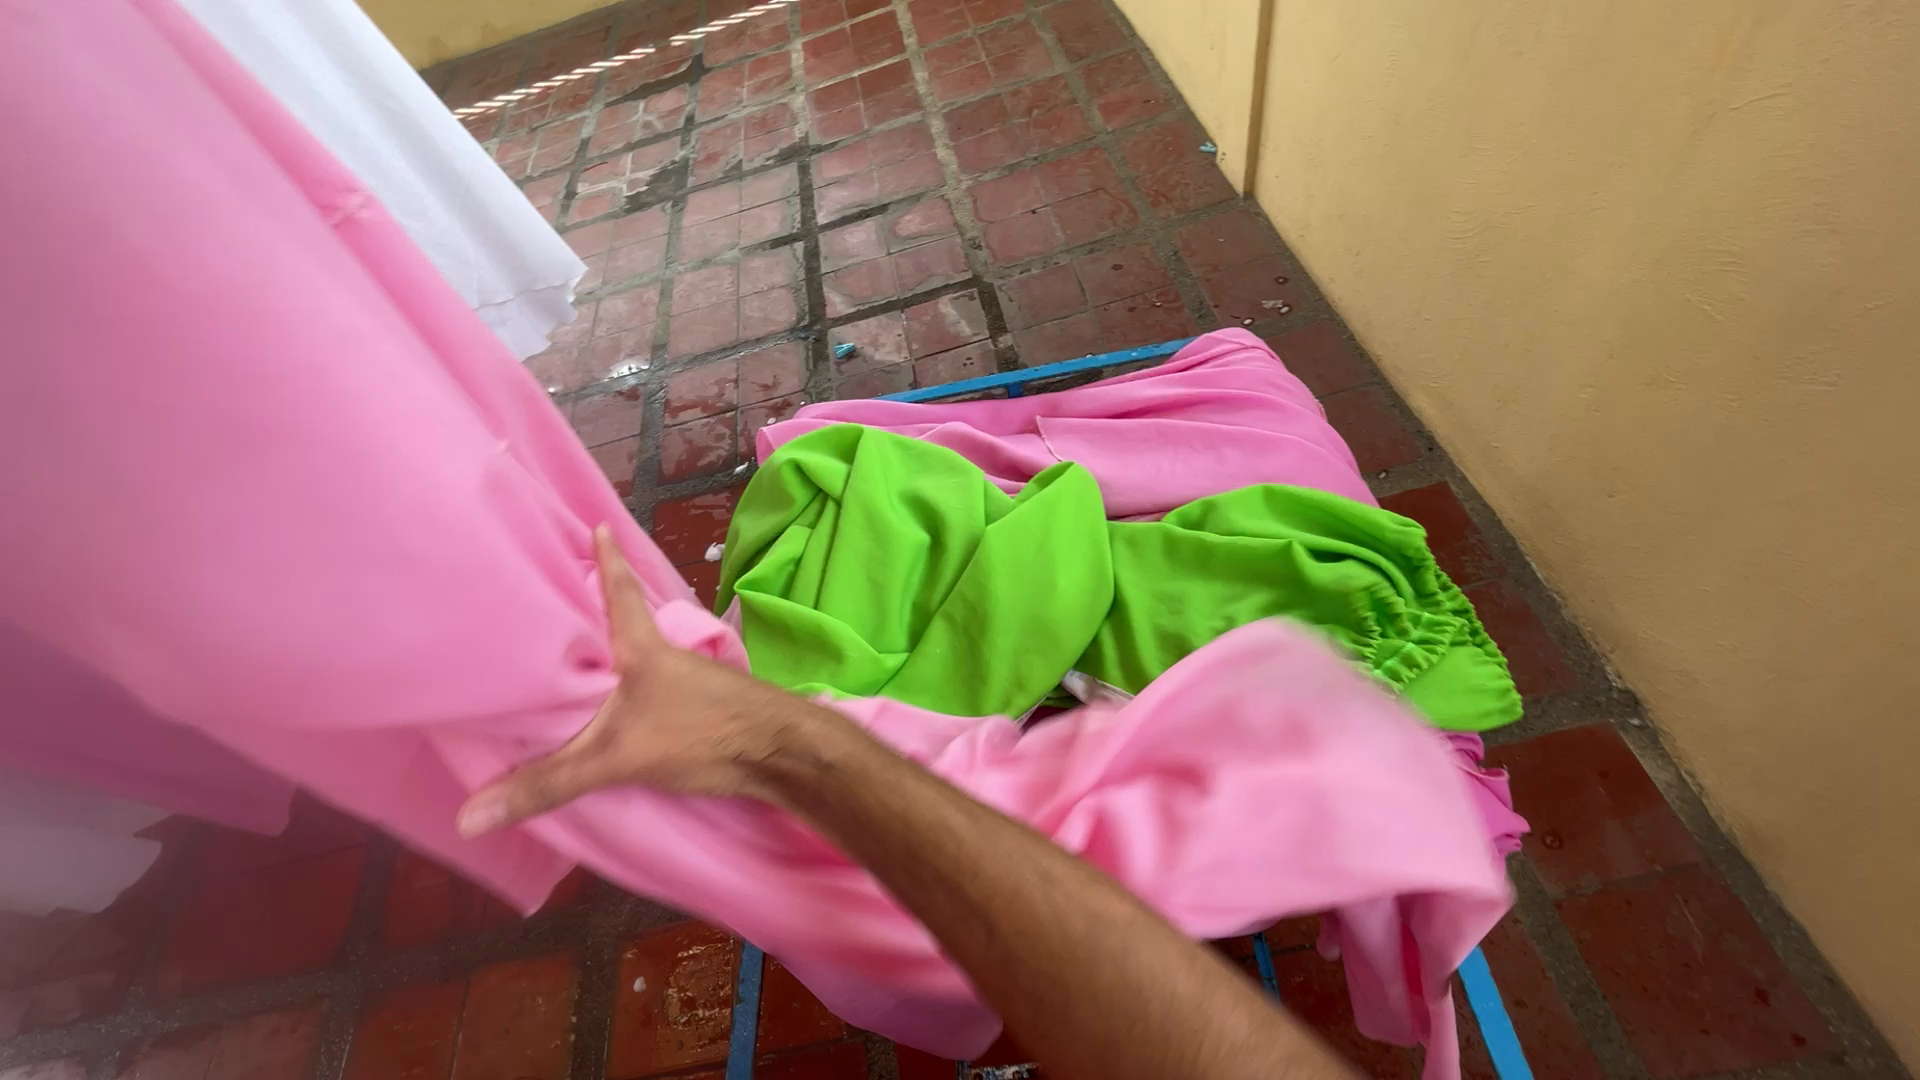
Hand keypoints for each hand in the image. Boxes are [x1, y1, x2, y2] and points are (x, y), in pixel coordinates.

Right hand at [456, 524, 839, 836]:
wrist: (779, 751)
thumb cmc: (702, 732)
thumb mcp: (618, 757)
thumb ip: (548, 783)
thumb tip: (469, 816)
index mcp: (645, 647)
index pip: (622, 591)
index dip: (610, 561)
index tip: (600, 526)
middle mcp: (667, 654)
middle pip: (627, 621)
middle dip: (597, 607)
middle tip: (559, 591)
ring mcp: (688, 679)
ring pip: (640, 656)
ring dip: (614, 650)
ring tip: (576, 650)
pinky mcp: (701, 705)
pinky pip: (653, 687)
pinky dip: (631, 685)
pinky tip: (619, 703)